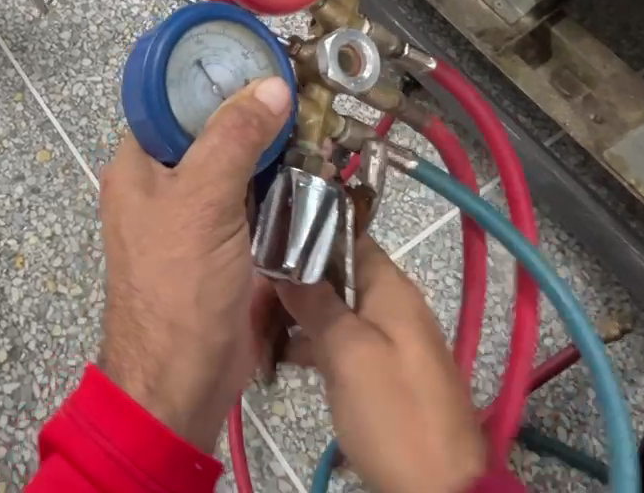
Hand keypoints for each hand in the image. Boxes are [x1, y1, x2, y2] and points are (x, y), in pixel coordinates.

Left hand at [97, 77, 290, 451]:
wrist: (182, 381)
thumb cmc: (178, 285)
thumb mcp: (202, 201)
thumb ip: (234, 139)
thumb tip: (270, 84)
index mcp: (137, 164)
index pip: (167, 100)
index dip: (207, 76)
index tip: (255, 59)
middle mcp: (160, 183)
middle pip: (205, 131)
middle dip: (249, 113)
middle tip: (298, 90)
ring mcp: (192, 216)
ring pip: (232, 166)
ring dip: (269, 150)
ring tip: (314, 121)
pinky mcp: (222, 244)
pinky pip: (250, 202)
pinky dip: (278, 187)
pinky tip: (312, 170)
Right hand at [277, 240, 486, 492]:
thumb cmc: (392, 412)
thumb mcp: (347, 350)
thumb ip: (314, 302)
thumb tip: (283, 262)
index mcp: (390, 287)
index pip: (345, 235)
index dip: (304, 232)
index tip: (263, 241)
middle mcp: (389, 304)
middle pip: (332, 272)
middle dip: (291, 278)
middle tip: (251, 293)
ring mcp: (384, 339)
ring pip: (330, 307)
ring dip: (294, 312)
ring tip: (254, 324)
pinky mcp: (376, 371)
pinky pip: (337, 340)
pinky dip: (308, 342)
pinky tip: (277, 355)